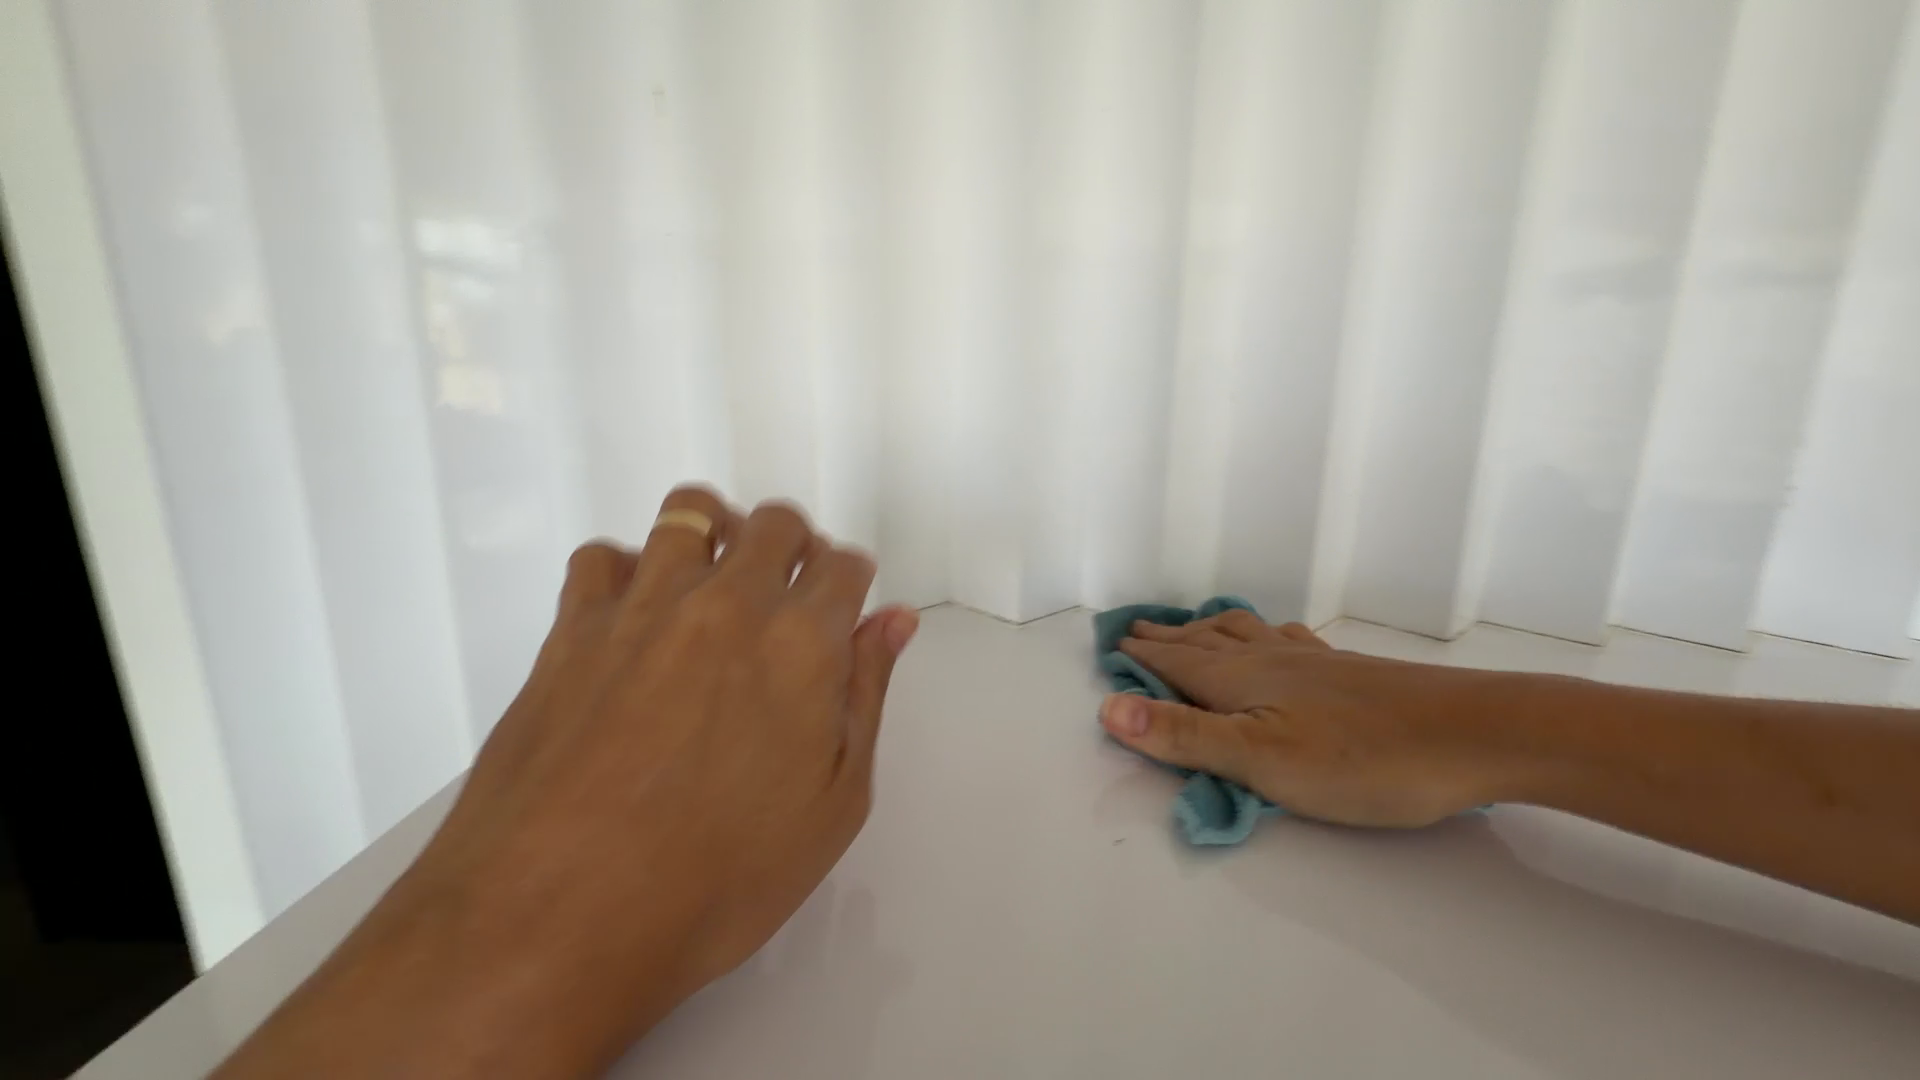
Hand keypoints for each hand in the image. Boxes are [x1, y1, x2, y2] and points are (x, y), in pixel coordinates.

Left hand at [220, 485, 920, 1078]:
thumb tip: (894, 621)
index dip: (852, 583)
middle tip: (786, 600)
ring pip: (690, 513)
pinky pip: (603, 556)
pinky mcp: (572, 627)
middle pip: (774, 523)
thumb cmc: (720, 876)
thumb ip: (866, 694)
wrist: (556, 919)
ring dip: (718, 534)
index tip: (843, 611)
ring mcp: (643, 606)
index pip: (845, 565)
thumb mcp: (833, 802)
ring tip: (715, 586)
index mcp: (802, 641)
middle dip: (794, 547)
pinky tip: (636, 617)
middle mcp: (728, 601)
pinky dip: (628, 570)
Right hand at [1099, 610, 1507, 827]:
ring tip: (1190, 625)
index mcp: (1240, 681)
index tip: (1109, 644)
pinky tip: (1276, 637)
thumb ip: (1183, 736)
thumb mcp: (1261, 760)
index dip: (1140, 656)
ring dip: (1207, 629)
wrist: (1476, 735)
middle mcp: (1268, 661)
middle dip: (1165, 637)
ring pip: (1243, 634)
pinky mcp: (1345, 671)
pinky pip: (1285, 638)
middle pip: (1204, 641)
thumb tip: (1106, 708)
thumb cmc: (1361, 758)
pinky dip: (1261, 632)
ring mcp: (1310, 662)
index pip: (1174, 663)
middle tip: (1134, 629)